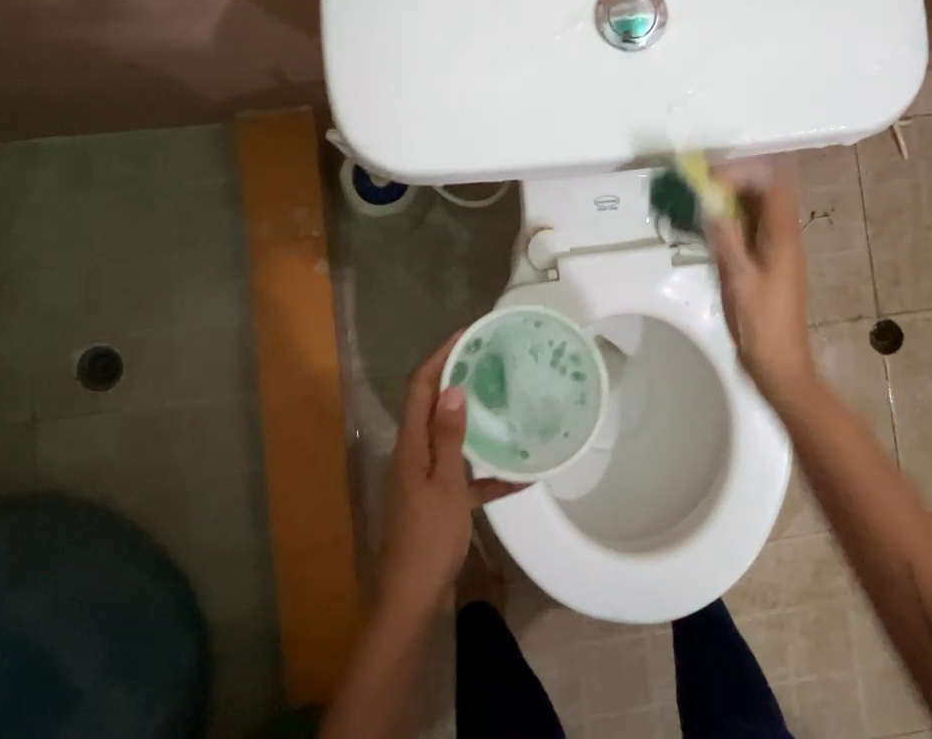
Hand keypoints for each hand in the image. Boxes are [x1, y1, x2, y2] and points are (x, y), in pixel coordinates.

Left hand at [377, 330, 525, 612]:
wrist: (411, 596)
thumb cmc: (427, 537)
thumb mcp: (445, 485)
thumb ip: (449, 437)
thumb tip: (453, 387)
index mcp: (410, 445)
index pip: (421, 388)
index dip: (440, 357)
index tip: (467, 334)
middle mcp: (413, 455)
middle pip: (432, 406)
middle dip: (457, 379)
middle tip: (490, 360)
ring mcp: (424, 479)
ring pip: (450, 439)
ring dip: (474, 421)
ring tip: (506, 402)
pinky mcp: (438, 502)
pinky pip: (465, 478)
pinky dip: (488, 474)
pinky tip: (521, 478)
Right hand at [707, 159, 817, 403]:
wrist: (780, 366)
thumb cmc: (762, 325)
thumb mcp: (739, 280)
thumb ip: (725, 239)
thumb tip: (709, 202)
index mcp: (783, 238)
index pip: (772, 184)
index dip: (743, 172)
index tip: (709, 180)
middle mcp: (784, 238)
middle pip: (765, 194)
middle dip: (733, 182)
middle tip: (698, 186)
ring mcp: (776, 252)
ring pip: (756, 212)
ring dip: (730, 202)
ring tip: (698, 202)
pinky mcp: (766, 266)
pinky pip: (749, 232)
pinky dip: (730, 224)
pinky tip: (706, 230)